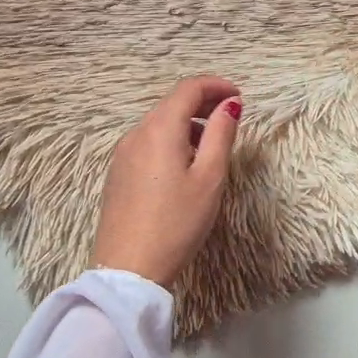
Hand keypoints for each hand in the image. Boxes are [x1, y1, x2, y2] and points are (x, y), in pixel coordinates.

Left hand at [89, 76, 241, 287]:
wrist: (128, 272)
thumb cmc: (177, 222)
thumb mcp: (210, 177)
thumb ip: (221, 134)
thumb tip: (230, 104)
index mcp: (160, 129)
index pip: (189, 88)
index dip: (216, 86)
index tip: (239, 98)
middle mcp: (137, 134)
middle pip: (172, 102)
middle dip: (204, 102)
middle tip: (232, 117)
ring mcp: (123, 155)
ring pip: (160, 122)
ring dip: (188, 122)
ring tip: (212, 144)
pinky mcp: (118, 174)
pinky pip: (149, 141)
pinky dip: (172, 139)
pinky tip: (186, 164)